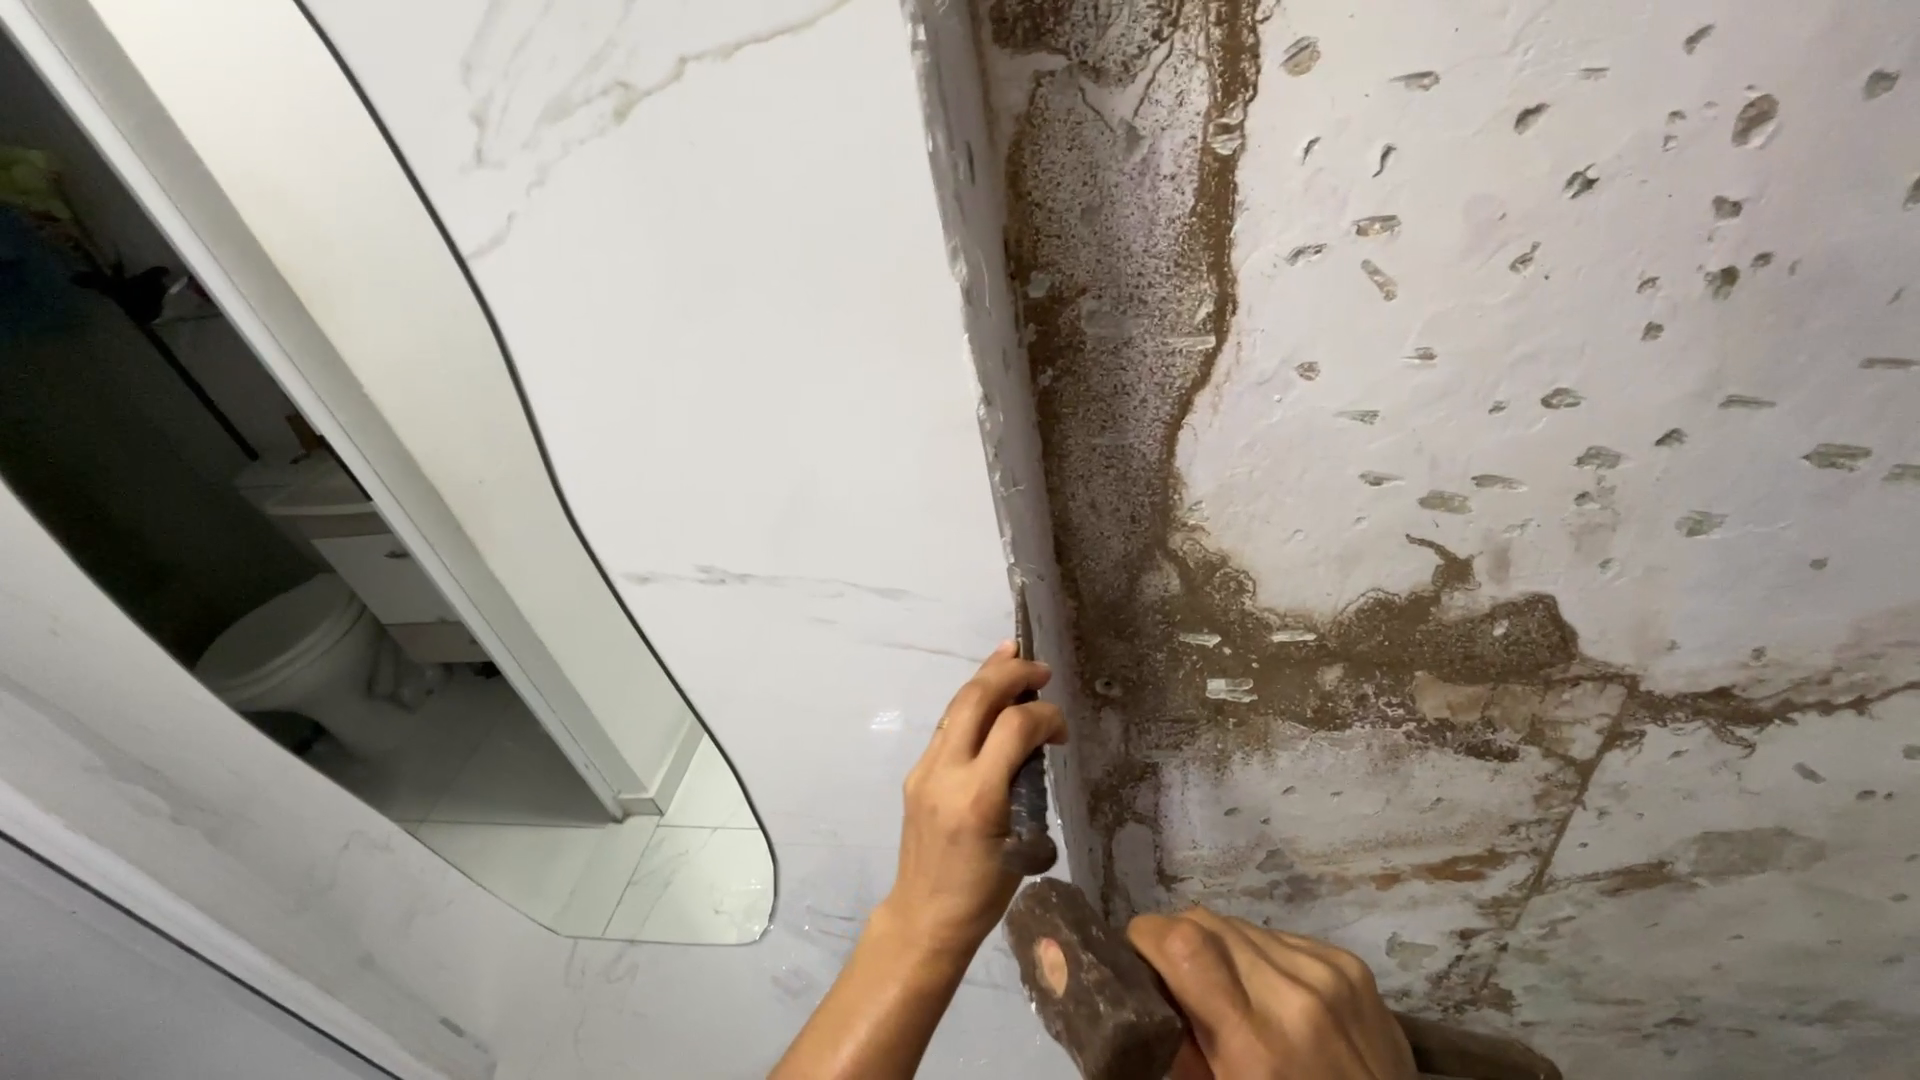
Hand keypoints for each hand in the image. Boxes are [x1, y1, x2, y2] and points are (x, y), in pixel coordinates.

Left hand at [879, 642, 1064, 955]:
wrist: (924, 915)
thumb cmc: (984, 892)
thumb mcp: (1022, 843)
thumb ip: (1024, 786)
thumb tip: (1033, 742)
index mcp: (978, 797)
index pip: (1014, 728)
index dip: (1044, 715)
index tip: (1060, 728)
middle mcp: (945, 773)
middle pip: (976, 700)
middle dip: (1010, 675)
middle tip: (1040, 669)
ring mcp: (925, 770)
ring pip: (956, 706)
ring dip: (986, 676)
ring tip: (1011, 654)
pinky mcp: (916, 773)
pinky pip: (947, 725)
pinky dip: (970, 703)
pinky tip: (986, 692)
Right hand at [1128, 908, 1416, 1079]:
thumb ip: (1179, 1045)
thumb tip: (1143, 990)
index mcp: (1256, 1044)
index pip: (1184, 945)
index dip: (1147, 936)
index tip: (1134, 954)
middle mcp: (1293, 995)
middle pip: (1205, 922)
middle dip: (1176, 939)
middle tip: (1173, 975)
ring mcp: (1328, 973)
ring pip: (1238, 924)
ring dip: (1219, 946)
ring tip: (1226, 987)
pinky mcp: (1351, 965)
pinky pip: (1278, 936)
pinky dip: (1259, 955)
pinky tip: (1270, 991)